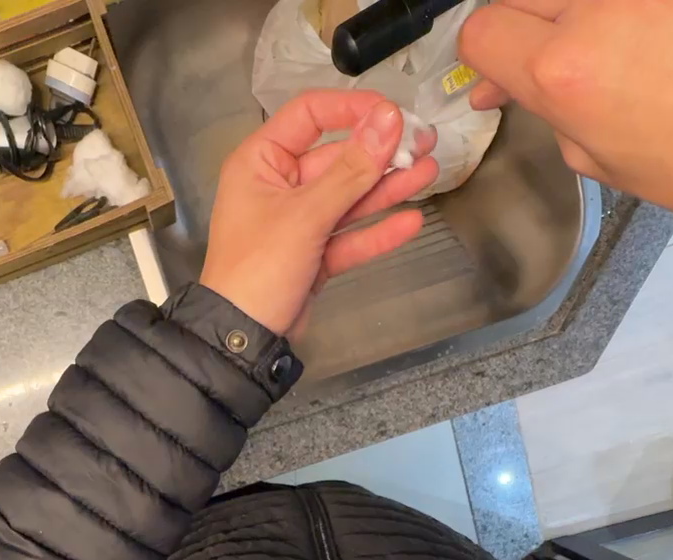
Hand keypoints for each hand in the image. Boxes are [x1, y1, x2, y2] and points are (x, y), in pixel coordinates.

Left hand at [201, 91, 438, 334]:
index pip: (309, 115)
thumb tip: (390, 118)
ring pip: (347, 199)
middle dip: (380, 155)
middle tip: (426, 145)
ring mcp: (297, 223)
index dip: (352, 109)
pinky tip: (409, 223)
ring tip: (430, 174)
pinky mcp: (312, 257)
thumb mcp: (306, 215)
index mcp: (261, 162)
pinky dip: (375, 232)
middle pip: (336, 159)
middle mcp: (278, 186)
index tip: (394, 113)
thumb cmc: (260, 268)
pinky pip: (347, 237)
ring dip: (386, 189)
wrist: (243, 338)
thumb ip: (351, 170)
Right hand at [458, 0, 672, 228]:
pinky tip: (664, 26)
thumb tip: (515, 86)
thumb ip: (551, 112)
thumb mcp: (607, 162)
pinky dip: (633, 7)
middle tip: (550, 55)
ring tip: (616, 40)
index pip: (481, 31)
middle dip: (525, 24)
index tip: (500, 74)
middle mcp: (605, 0)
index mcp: (569, 70)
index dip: (484, 58)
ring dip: (580, 11)